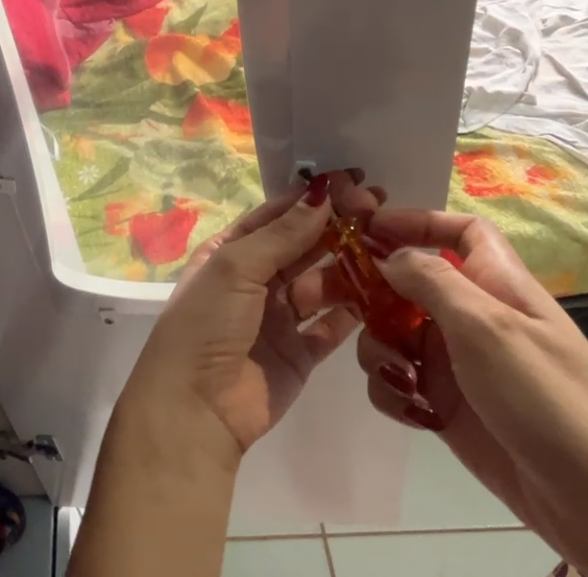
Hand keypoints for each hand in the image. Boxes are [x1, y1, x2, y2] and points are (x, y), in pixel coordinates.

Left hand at [118, 177, 363, 463]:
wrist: (197, 407)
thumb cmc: (206, 323)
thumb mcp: (236, 268)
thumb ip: (282, 234)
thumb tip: (322, 193)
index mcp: (228, 253)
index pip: (275, 216)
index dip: (312, 199)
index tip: (355, 182)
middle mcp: (254, 280)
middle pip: (302, 246)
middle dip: (338, 228)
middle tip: (383, 210)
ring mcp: (279, 317)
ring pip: (322, 282)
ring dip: (351, 266)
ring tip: (390, 248)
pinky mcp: (301, 352)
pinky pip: (333, 323)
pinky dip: (356, 308)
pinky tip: (386, 291)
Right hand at [342, 181, 587, 576]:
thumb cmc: (548, 397)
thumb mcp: (487, 326)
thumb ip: (430, 280)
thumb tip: (389, 255)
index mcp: (496, 283)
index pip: (458, 231)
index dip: (416, 221)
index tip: (367, 226)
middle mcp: (473, 316)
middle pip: (408, 282)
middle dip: (372, 290)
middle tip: (336, 300)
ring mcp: (457, 362)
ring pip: (393, 333)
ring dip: (379, 348)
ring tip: (399, 376)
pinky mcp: (447, 406)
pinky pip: (398, 382)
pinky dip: (392, 390)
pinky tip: (411, 410)